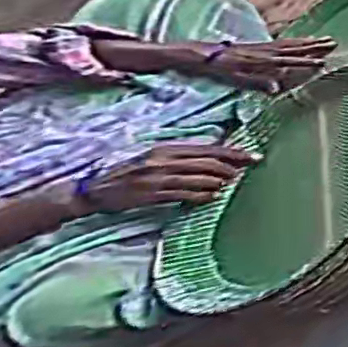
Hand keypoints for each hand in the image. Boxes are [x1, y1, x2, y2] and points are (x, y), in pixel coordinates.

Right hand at [68, 144, 259, 214]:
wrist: (92, 190)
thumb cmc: (130, 171)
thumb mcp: (156, 157)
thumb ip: (186, 156)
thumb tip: (223, 156)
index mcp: (166, 149)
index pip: (210, 150)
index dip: (236, 154)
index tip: (255, 158)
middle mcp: (163, 162)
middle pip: (210, 164)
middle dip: (233, 169)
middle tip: (242, 174)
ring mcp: (157, 179)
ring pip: (202, 180)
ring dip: (220, 183)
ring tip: (226, 185)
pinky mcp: (152, 195)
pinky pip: (187, 195)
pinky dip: (205, 196)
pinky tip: (212, 197)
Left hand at [188, 37, 334, 91]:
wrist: (188, 55)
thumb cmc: (208, 69)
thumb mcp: (230, 79)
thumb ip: (255, 83)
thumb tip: (277, 89)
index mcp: (259, 61)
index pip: (288, 61)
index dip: (305, 62)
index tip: (324, 62)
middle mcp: (262, 52)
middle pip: (293, 48)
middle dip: (314, 47)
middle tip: (334, 43)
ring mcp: (259, 48)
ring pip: (289, 44)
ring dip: (308, 42)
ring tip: (325, 39)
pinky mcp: (254, 46)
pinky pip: (280, 42)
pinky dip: (294, 41)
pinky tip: (300, 41)